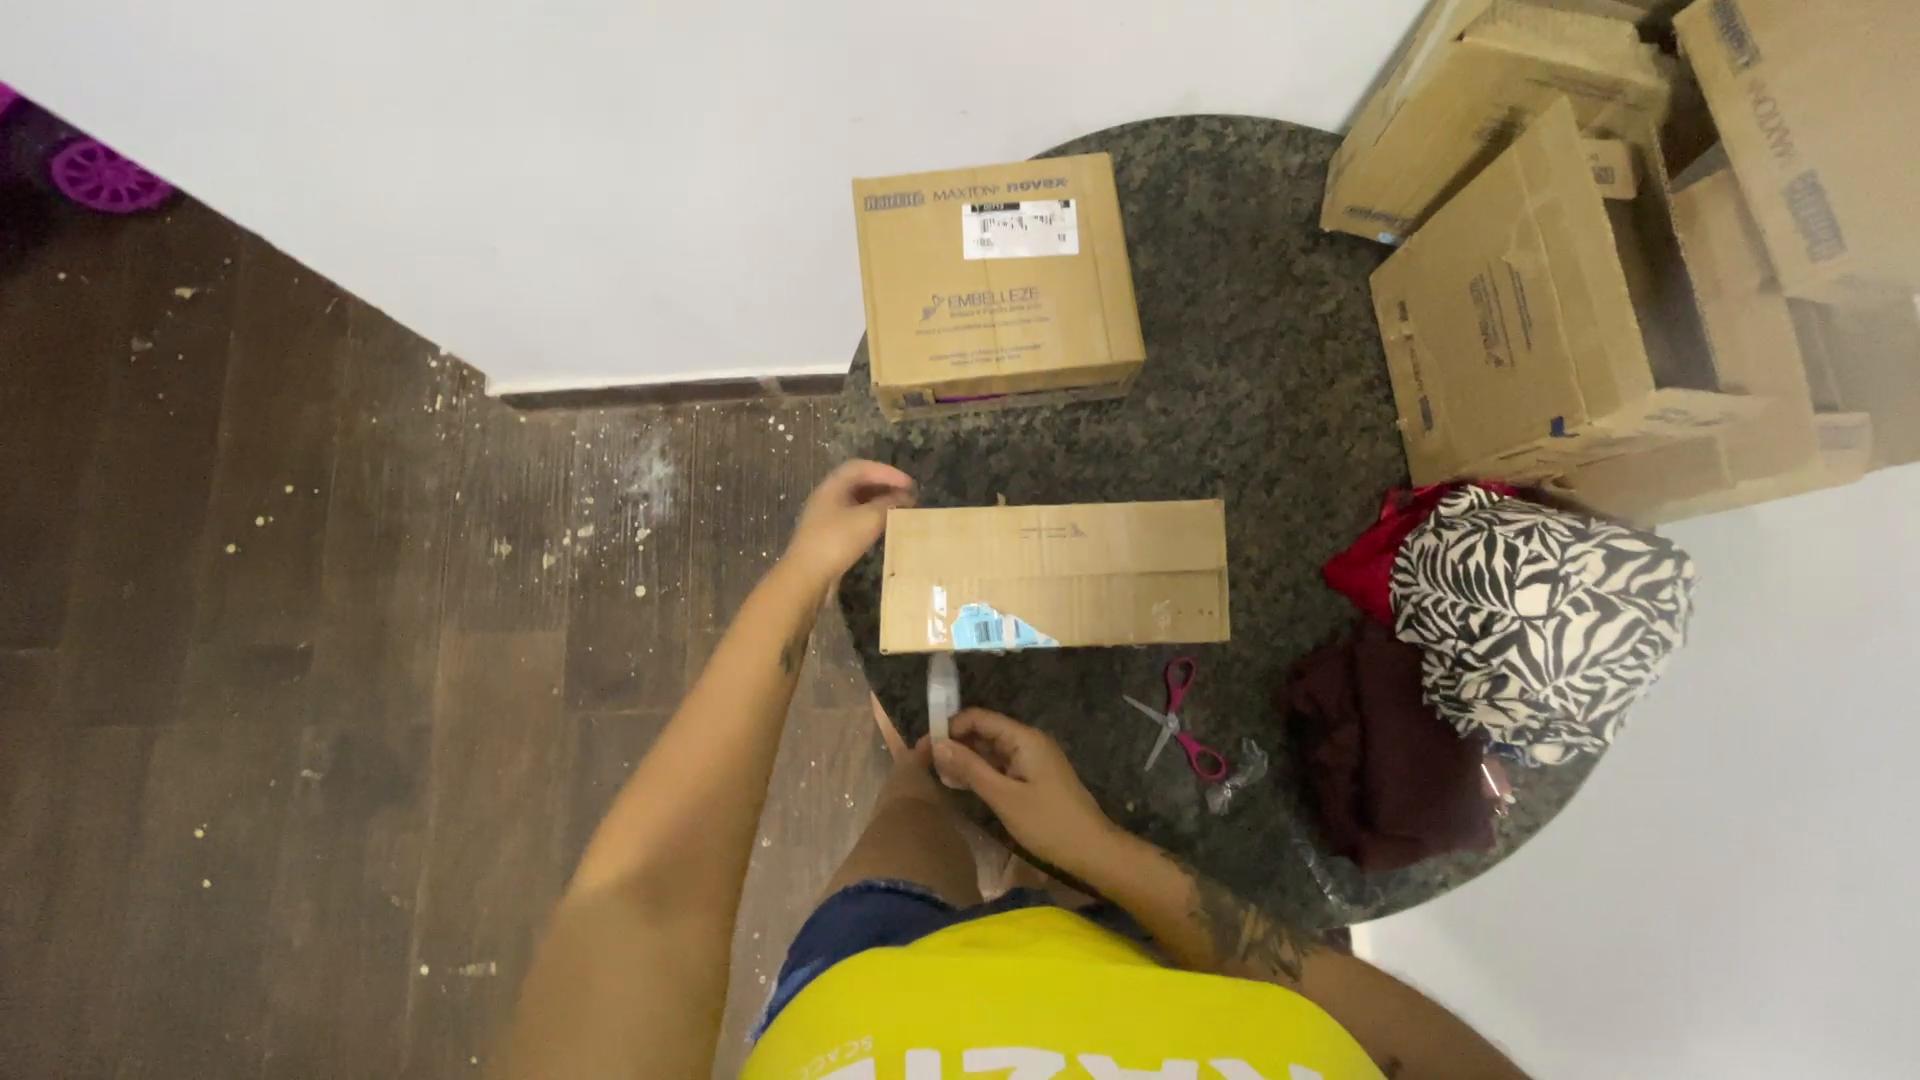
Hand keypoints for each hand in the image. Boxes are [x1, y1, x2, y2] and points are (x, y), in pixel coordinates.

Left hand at [783, 460, 913, 581]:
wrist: (807, 577)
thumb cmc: (836, 542)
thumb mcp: (868, 520)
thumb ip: (888, 505)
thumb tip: (904, 498)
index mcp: (833, 486)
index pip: (862, 467)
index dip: (887, 472)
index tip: (909, 484)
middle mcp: (828, 497)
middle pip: (859, 482)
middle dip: (885, 486)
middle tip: (908, 495)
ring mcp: (827, 517)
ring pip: (857, 501)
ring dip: (880, 502)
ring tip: (900, 510)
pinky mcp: (830, 535)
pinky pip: (854, 518)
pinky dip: (872, 517)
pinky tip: (885, 526)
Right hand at [931, 709, 1120, 878]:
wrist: (1092, 851)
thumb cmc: (1048, 823)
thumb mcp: (1004, 797)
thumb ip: (970, 769)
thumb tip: (937, 744)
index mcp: (1024, 738)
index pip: (978, 718)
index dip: (949, 728)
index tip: (924, 748)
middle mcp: (1028, 742)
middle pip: (984, 732)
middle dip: (954, 744)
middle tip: (925, 764)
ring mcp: (1032, 760)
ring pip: (991, 751)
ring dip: (965, 760)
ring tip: (937, 775)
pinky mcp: (1033, 778)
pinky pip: (1001, 766)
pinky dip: (981, 772)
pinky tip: (960, 785)